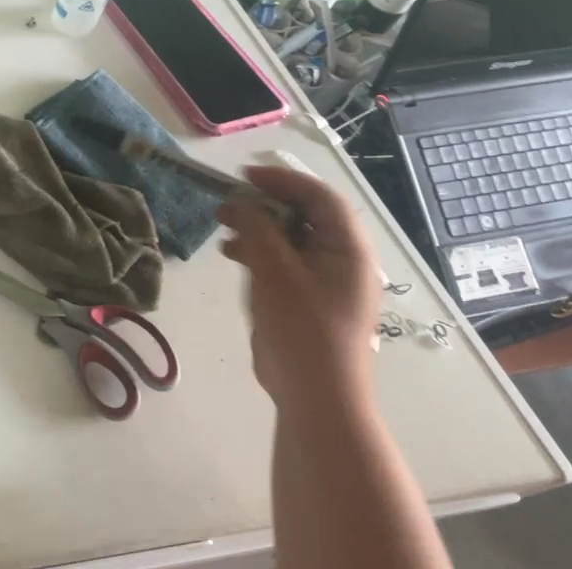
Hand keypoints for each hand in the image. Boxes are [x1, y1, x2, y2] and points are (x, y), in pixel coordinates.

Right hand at [217, 165, 379, 410]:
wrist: (316, 395)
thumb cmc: (302, 329)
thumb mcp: (275, 272)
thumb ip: (257, 229)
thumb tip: (241, 202)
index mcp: (349, 251)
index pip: (321, 198)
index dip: (284, 180)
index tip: (244, 177)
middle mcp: (343, 260)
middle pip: (305, 215)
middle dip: (265, 203)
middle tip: (228, 201)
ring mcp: (326, 281)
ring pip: (291, 237)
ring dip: (257, 226)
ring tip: (223, 226)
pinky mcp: (306, 298)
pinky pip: (283, 260)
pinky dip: (257, 250)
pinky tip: (232, 253)